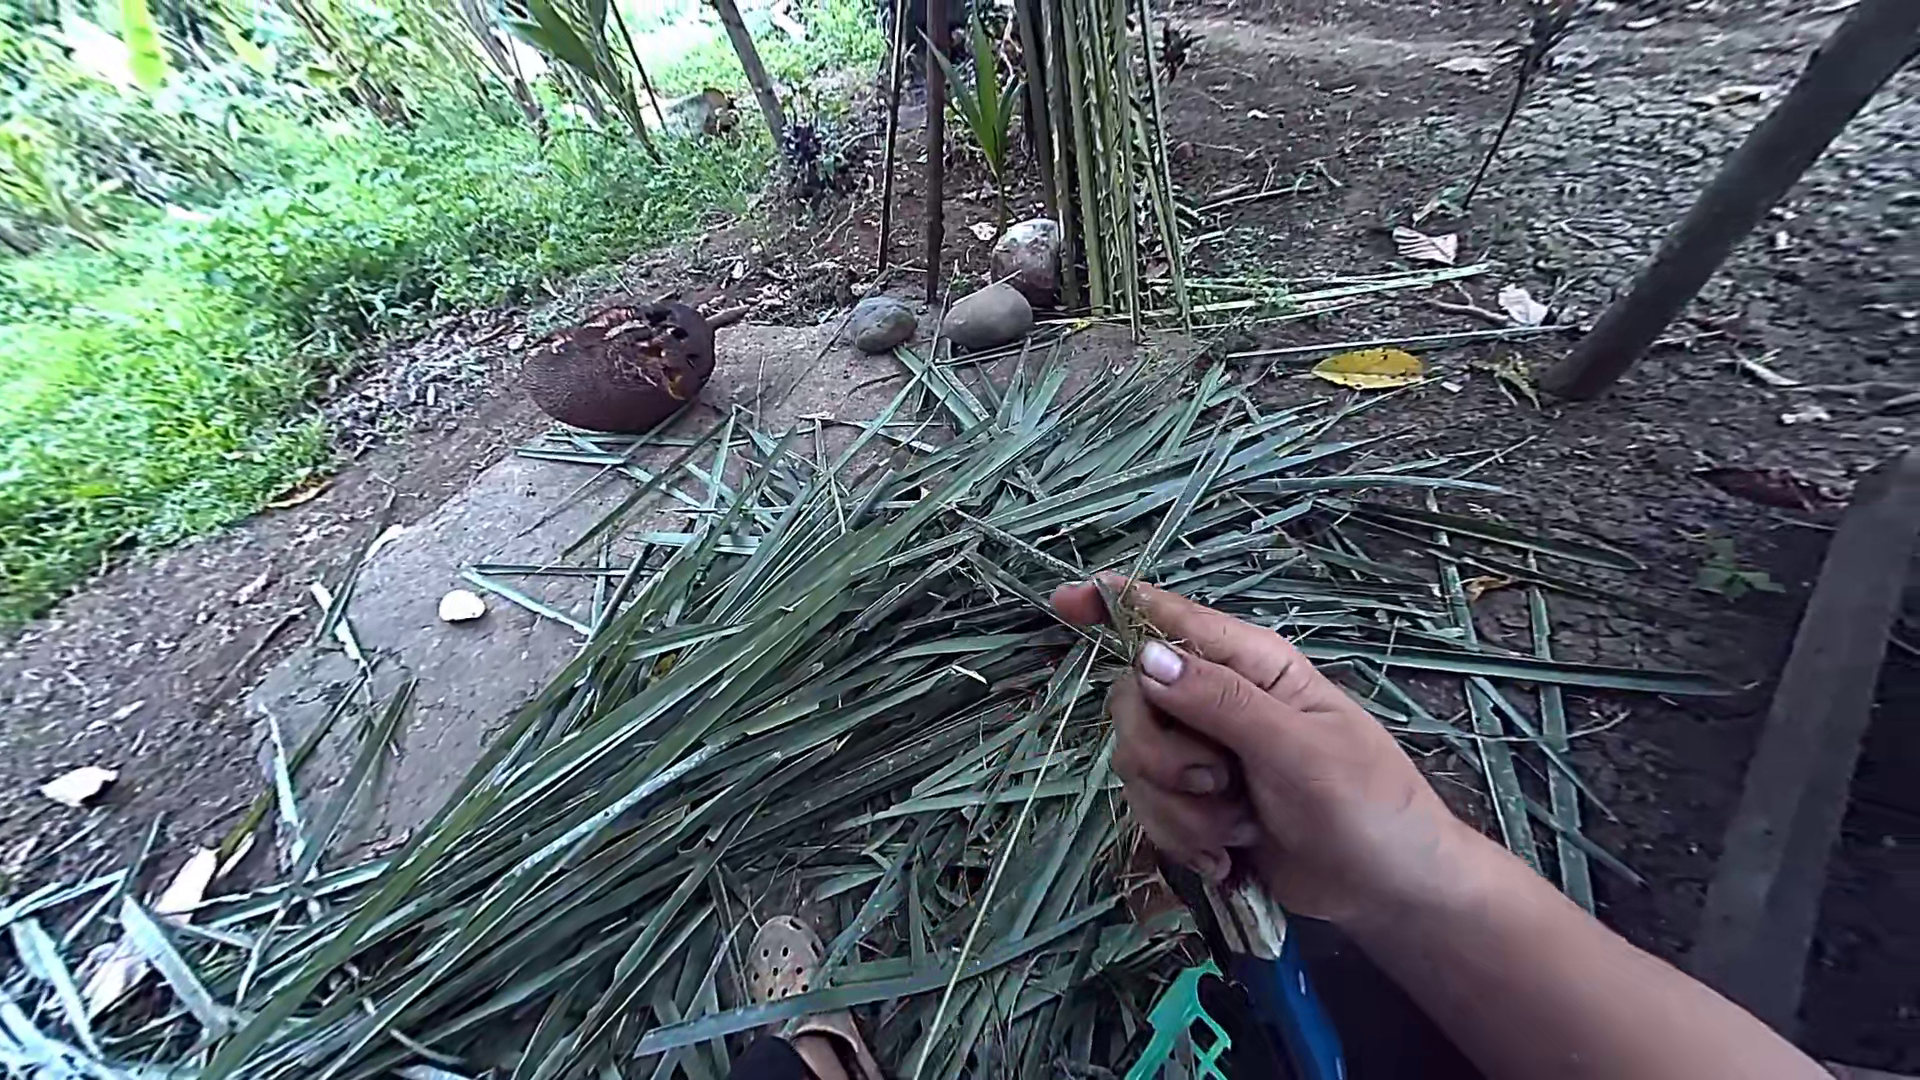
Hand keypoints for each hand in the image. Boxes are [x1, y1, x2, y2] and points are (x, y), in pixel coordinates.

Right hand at [1051, 573, 1469, 922]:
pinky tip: (1226, 853)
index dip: (1111, 603)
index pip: (1166, 617)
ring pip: (1132, 757)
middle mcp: (1209, 694)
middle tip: (1216, 784)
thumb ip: (1222, 700)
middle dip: (1162, 754)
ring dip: (1181, 807)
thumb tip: (1145, 658)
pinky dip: (1181, 835)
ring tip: (1238, 826)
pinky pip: (1144, 802)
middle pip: (1132, 699)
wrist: (1386, 892)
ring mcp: (1194, 746)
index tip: (1063, 600)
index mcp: (1245, 662)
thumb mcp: (1302, 750)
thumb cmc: (1366, 804)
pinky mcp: (1186, 795)